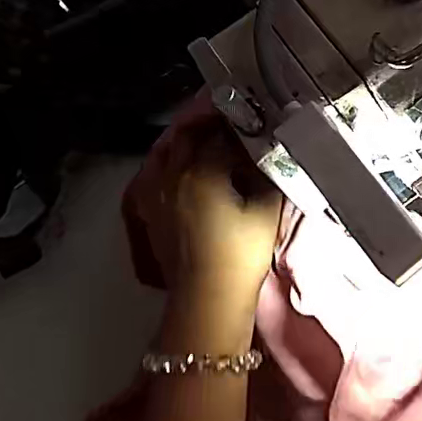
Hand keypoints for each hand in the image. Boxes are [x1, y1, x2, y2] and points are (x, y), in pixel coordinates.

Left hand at [143, 117, 282, 352]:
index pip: (222, 134)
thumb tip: (271, 155)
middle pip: (188, 136)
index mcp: (202, 171)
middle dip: (210, 126)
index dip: (241, 125)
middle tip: (233, 124)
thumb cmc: (241, 254)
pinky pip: (154, 175)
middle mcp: (173, 175)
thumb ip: (269, 175)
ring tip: (206, 143)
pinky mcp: (150, 212)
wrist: (208, 299)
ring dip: (187, 142)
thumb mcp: (267, 211)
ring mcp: (156, 194)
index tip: (257, 121)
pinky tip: (183, 171)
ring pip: (166, 152)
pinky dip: (170, 164)